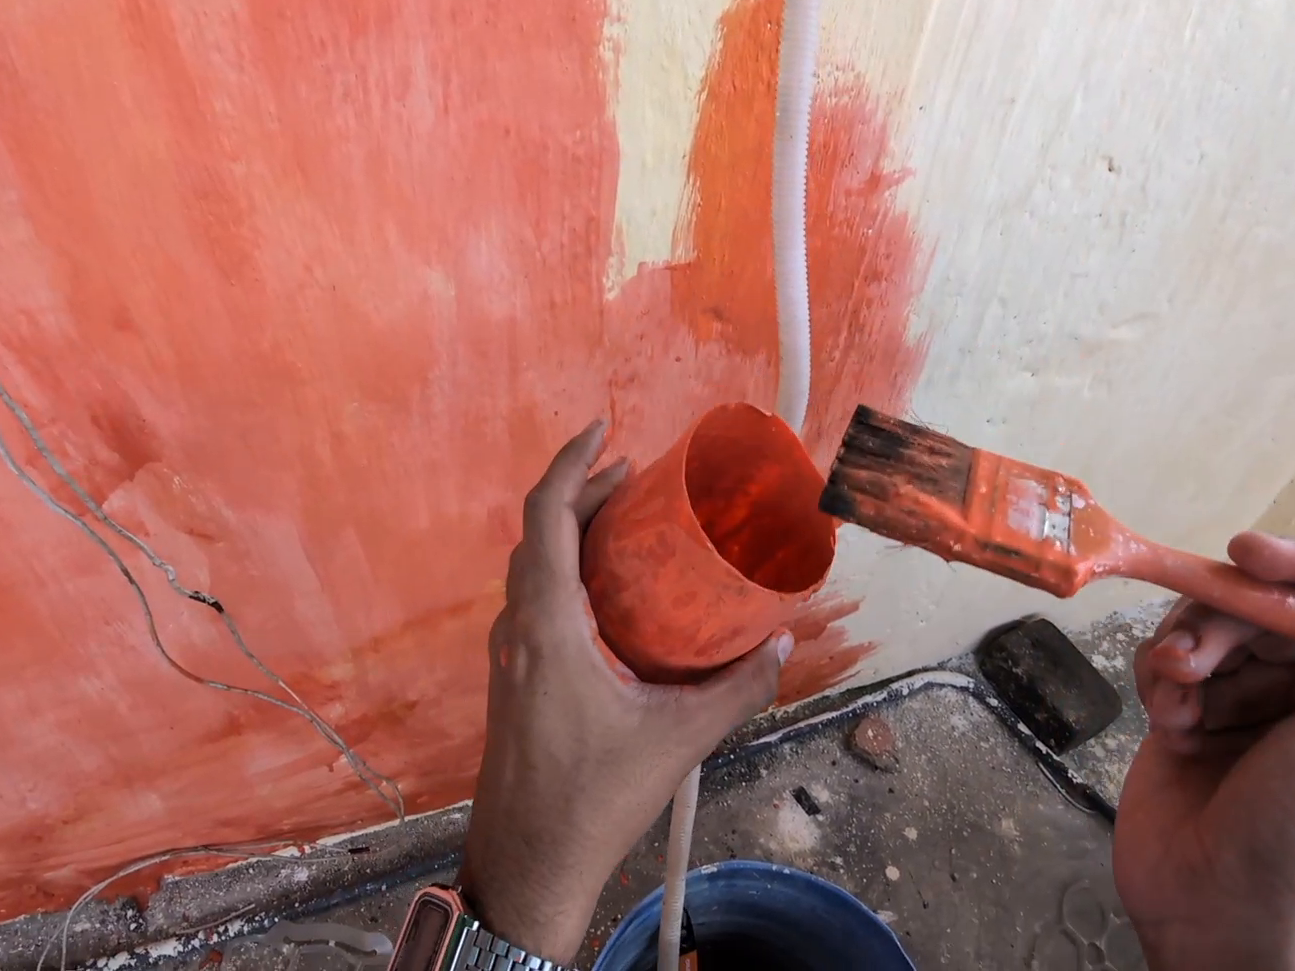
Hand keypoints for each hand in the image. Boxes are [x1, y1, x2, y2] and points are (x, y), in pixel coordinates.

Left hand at [457, 419, 793, 961]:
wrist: (526, 865)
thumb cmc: (595, 796)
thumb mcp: (679, 739)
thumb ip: (738, 690)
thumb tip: (783, 645)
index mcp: (548, 623)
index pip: (545, 515)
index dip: (570, 461)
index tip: (604, 429)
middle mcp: (519, 625)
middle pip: (539, 531)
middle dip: (582, 488)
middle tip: (635, 473)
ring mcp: (510, 650)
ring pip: (532, 562)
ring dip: (570, 526)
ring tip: (624, 515)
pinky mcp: (514, 672)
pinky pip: (534, 592)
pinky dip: (565, 564)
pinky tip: (606, 585)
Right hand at [1114, 524, 1294, 970]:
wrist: (1215, 904)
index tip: (1244, 555)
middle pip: (1255, 610)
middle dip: (1218, 625)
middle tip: (1191, 662)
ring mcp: (1238, 702)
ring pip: (1200, 632)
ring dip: (1181, 654)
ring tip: (1174, 696)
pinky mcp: (1181, 714)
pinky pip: (1163, 666)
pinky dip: (1158, 682)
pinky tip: (1164, 720)